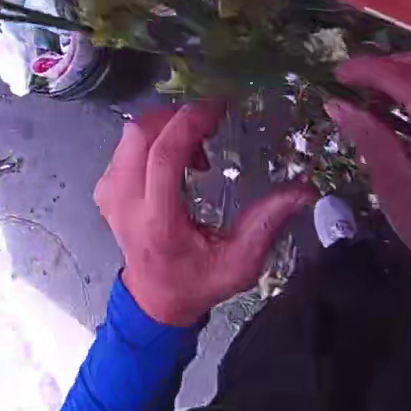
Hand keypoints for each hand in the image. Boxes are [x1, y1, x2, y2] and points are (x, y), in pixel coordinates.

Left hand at [96, 101, 318, 326]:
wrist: (153, 301)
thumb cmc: (198, 282)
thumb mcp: (240, 263)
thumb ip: (268, 223)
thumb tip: (305, 190)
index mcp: (157, 222)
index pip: (162, 157)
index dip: (189, 124)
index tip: (218, 110)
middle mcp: (124, 203)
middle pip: (141, 136)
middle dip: (178, 118)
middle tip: (211, 123)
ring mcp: (110, 194)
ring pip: (130, 135)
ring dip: (166, 127)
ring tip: (197, 146)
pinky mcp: (106, 189)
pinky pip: (126, 146)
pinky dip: (153, 138)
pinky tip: (176, 158)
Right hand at [326, 50, 410, 333]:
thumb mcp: (394, 185)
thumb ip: (369, 136)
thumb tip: (336, 104)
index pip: (410, 78)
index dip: (371, 69)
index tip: (338, 75)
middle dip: (389, 65)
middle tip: (354, 83)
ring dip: (405, 75)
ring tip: (370, 96)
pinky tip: (395, 111)